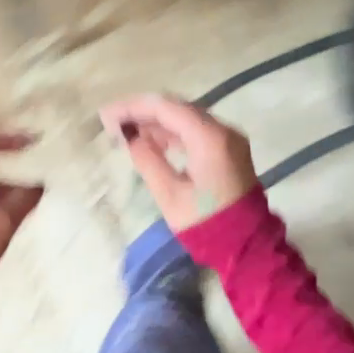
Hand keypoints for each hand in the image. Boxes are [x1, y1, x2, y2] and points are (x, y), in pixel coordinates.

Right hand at [100, 94, 259, 231]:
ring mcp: (228, 139)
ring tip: (127, 133)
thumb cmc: (204, 222)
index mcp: (209, 138)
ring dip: (156, 121)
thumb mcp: (169, 194)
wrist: (247, 245)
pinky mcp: (228, 150)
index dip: (132, 108)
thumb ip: (147, 160)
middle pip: (177, 107)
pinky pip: (196, 131)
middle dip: (143, 111)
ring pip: (186, 117)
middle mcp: (222, 130)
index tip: (106, 116)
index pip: (165, 108)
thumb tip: (130, 137)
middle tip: (113, 123)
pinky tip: (151, 142)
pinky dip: (172, 132)